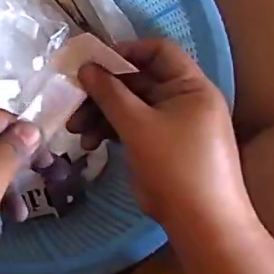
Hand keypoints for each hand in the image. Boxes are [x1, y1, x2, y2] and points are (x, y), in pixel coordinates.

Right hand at [71, 39, 252, 238]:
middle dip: (101, 90)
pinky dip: (106, 129)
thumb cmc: (175, 165)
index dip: (125, 51)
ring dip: (97, 112)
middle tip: (72, 100)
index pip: (158, 51)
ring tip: (74, 129)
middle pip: (135, 80)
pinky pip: (127, 124)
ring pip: (126, 104)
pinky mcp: (158, 142)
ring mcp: (170, 122)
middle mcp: (183, 100)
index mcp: (191, 88)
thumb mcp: (136, 123)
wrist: (202, 222)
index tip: (91, 62)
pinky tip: (88, 142)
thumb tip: (85, 67)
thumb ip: (108, 91)